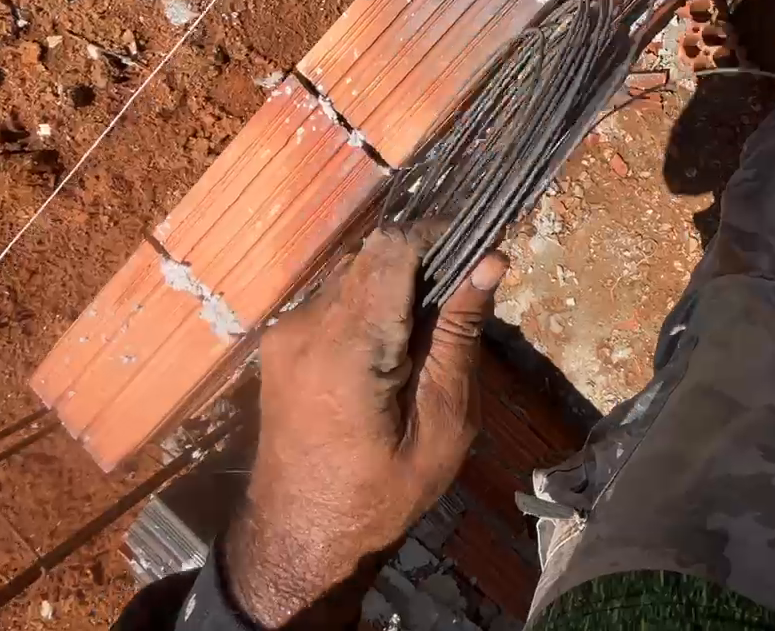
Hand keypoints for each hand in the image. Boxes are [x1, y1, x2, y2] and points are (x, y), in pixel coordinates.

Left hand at [224, 229, 504, 626]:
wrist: (298, 539)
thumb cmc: (382, 492)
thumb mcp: (443, 423)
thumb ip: (461, 335)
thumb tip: (492, 260)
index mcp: (348, 348)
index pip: (395, 247)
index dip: (442, 235)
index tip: (479, 249)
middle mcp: (307, 325)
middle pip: (377, 253)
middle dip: (425, 261)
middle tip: (460, 302)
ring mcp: (286, 330)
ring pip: (358, 269)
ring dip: (399, 281)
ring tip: (426, 332)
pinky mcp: (281, 339)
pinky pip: (338, 294)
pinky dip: (374, 300)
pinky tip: (392, 344)